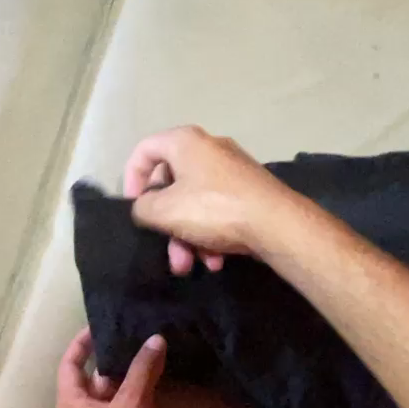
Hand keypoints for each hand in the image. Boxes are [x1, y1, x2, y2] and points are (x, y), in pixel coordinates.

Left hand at [56, 328, 168, 407]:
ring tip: (155, 351)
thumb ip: (142, 371)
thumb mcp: (131, 407)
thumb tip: (155, 339)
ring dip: (133, 378)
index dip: (82, 343)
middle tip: (139, 333)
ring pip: (115, 397)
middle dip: (115, 357)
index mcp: (72, 405)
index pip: (70, 364)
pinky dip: (143, 398)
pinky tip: (164, 385)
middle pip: (95, 378)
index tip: (102, 324)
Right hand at [124, 126, 301, 274]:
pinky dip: (211, 234)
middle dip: (166, 224)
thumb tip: (143, 208)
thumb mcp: (165, 211)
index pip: (144, 150)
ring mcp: (232, 170)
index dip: (131, 179)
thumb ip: (142, 207)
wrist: (277, 224)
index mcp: (185, 142)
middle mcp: (209, 148)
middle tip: (166, 251)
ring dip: (188, 237)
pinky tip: (216, 260)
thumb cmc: (214, 208)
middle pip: (172, 185)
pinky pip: (218, 210)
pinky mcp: (249, 191)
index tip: (133, 207)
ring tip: (191, 265)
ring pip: (195, 203)